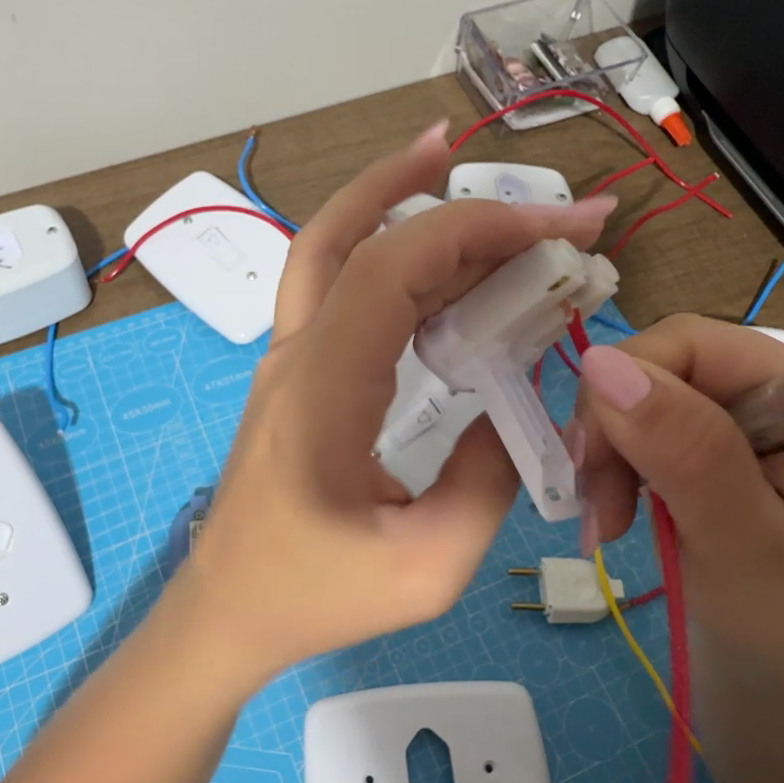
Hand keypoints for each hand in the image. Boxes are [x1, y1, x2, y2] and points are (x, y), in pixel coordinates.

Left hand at [171, 122, 616, 681]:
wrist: (227, 613)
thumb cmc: (315, 597)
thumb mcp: (428, 566)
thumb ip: (488, 480)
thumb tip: (522, 395)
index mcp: (322, 390)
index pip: (389, 269)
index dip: (472, 231)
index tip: (556, 228)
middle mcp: (297, 354)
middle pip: (355, 238)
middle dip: (447, 200)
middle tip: (542, 195)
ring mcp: (289, 358)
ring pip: (333, 248)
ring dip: (397, 199)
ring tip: (470, 169)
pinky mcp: (298, 373)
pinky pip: (339, 288)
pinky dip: (385, 249)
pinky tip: (434, 253)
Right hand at [573, 314, 783, 671]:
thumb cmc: (782, 616)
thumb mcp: (738, 540)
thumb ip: (686, 451)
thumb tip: (601, 362)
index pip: (691, 342)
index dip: (625, 392)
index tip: (595, 471)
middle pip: (660, 361)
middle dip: (611, 429)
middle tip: (598, 508)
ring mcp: (749, 404)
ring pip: (639, 387)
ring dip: (606, 450)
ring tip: (607, 519)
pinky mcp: (718, 428)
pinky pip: (641, 416)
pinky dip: (614, 460)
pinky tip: (616, 506)